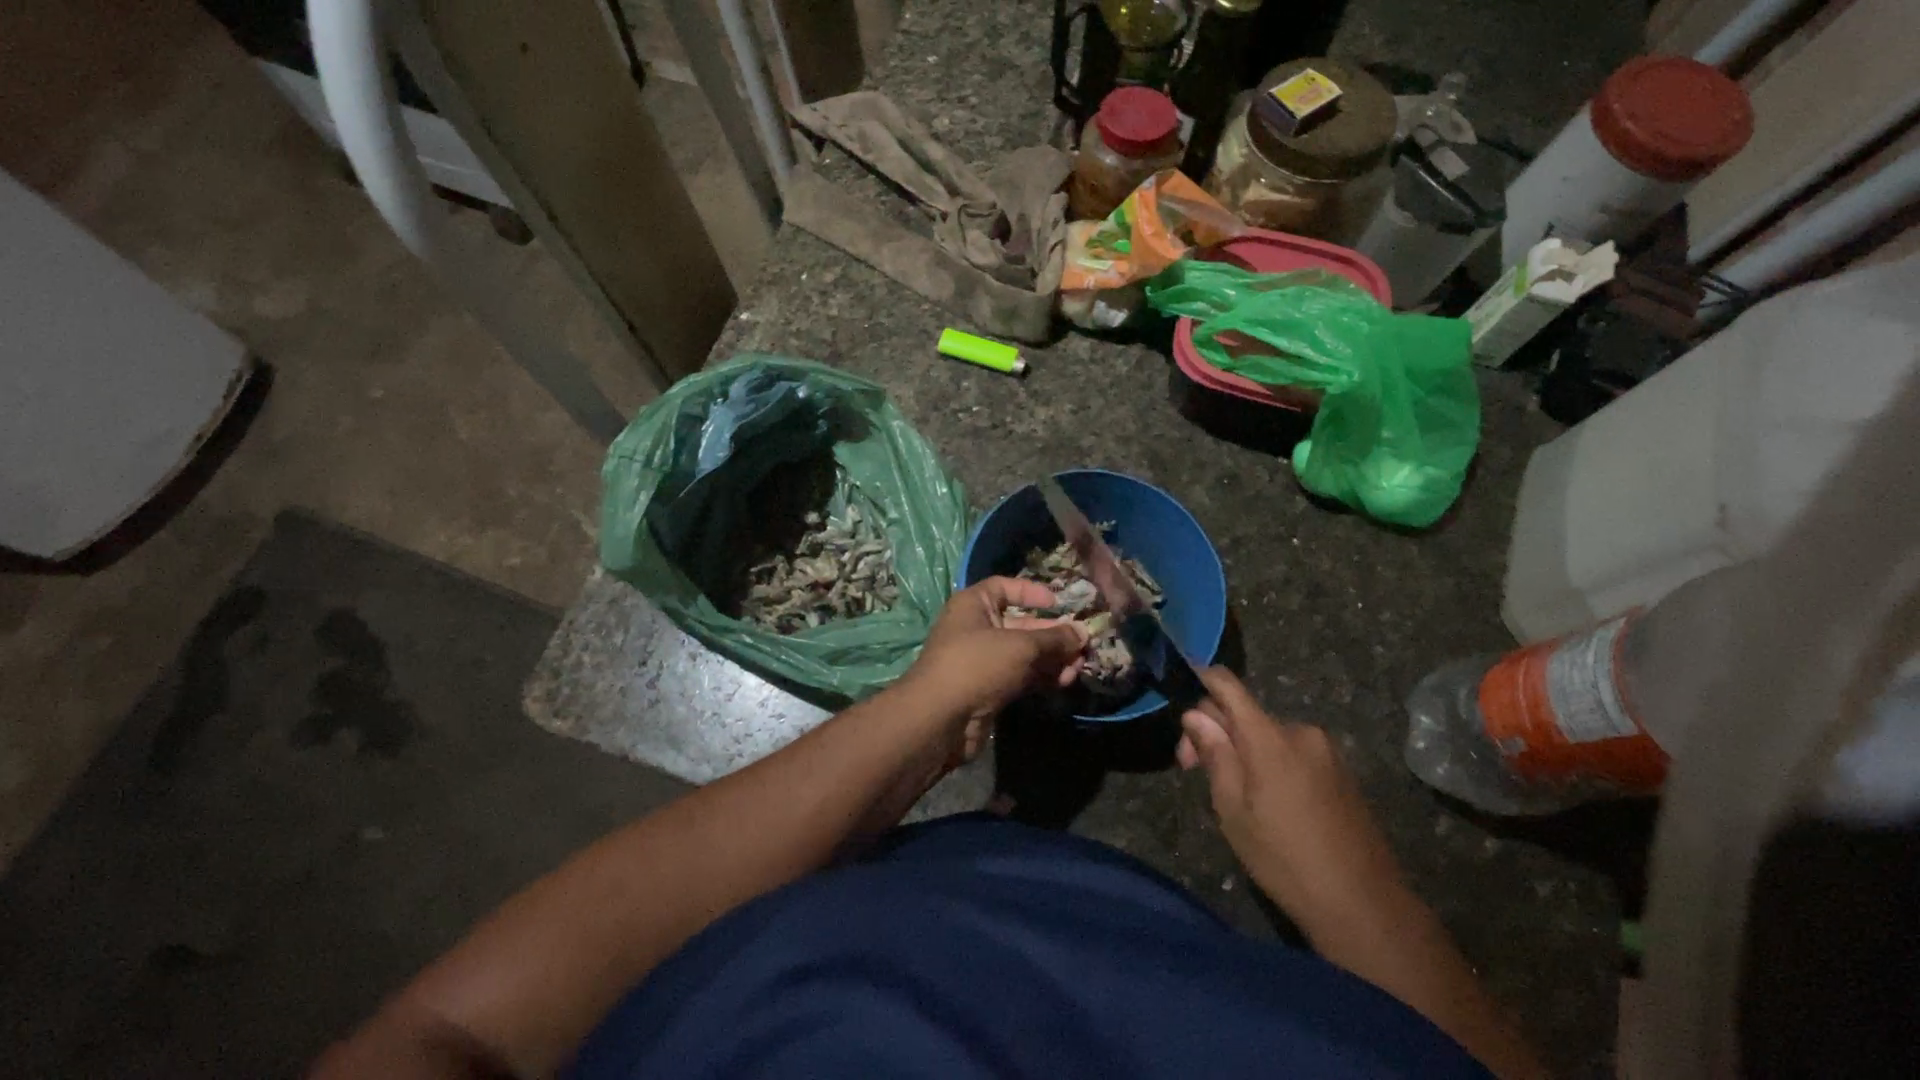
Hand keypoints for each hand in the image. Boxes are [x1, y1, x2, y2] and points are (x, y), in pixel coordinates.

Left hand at [900, 576, 1089, 759]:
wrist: (941, 719)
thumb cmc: (978, 665)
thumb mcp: (1021, 646)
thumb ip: (1054, 638)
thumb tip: (1082, 633)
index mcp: (973, 605)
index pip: (1004, 588)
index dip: (1031, 593)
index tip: (1059, 604)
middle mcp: (977, 629)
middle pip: (1020, 624)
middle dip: (1052, 634)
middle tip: (1083, 643)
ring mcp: (982, 662)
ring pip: (1024, 654)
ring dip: (1052, 659)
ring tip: (1079, 665)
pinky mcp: (989, 689)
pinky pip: (1021, 676)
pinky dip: (1042, 677)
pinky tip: (1066, 681)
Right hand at [1176, 666, 1405, 927]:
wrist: (1363, 903)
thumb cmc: (1284, 859)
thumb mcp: (1233, 811)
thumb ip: (1215, 755)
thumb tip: (1195, 715)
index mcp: (1271, 737)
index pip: (1229, 686)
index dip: (1202, 682)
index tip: (1180, 704)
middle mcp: (1301, 732)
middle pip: (1246, 715)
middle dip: (1216, 734)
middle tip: (1193, 773)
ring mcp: (1327, 752)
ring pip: (1269, 736)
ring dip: (1244, 752)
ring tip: (1233, 797)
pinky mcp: (1342, 772)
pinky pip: (1294, 753)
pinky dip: (1271, 764)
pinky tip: (1268, 804)